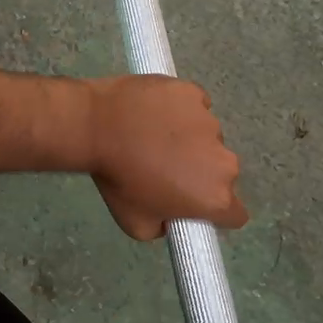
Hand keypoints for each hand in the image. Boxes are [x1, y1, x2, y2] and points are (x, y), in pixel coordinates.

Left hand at [85, 75, 247, 240]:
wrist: (91, 126)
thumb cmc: (114, 177)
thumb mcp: (137, 225)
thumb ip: (166, 230)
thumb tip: (171, 219)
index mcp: (217, 198)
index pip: (232, 212)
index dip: (211, 208)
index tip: (187, 197)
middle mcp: (224, 161)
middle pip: (220, 170)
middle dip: (198, 168)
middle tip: (161, 159)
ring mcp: (208, 122)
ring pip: (206, 134)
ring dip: (186, 134)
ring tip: (150, 129)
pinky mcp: (191, 92)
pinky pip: (194, 101)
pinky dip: (179, 104)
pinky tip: (154, 106)